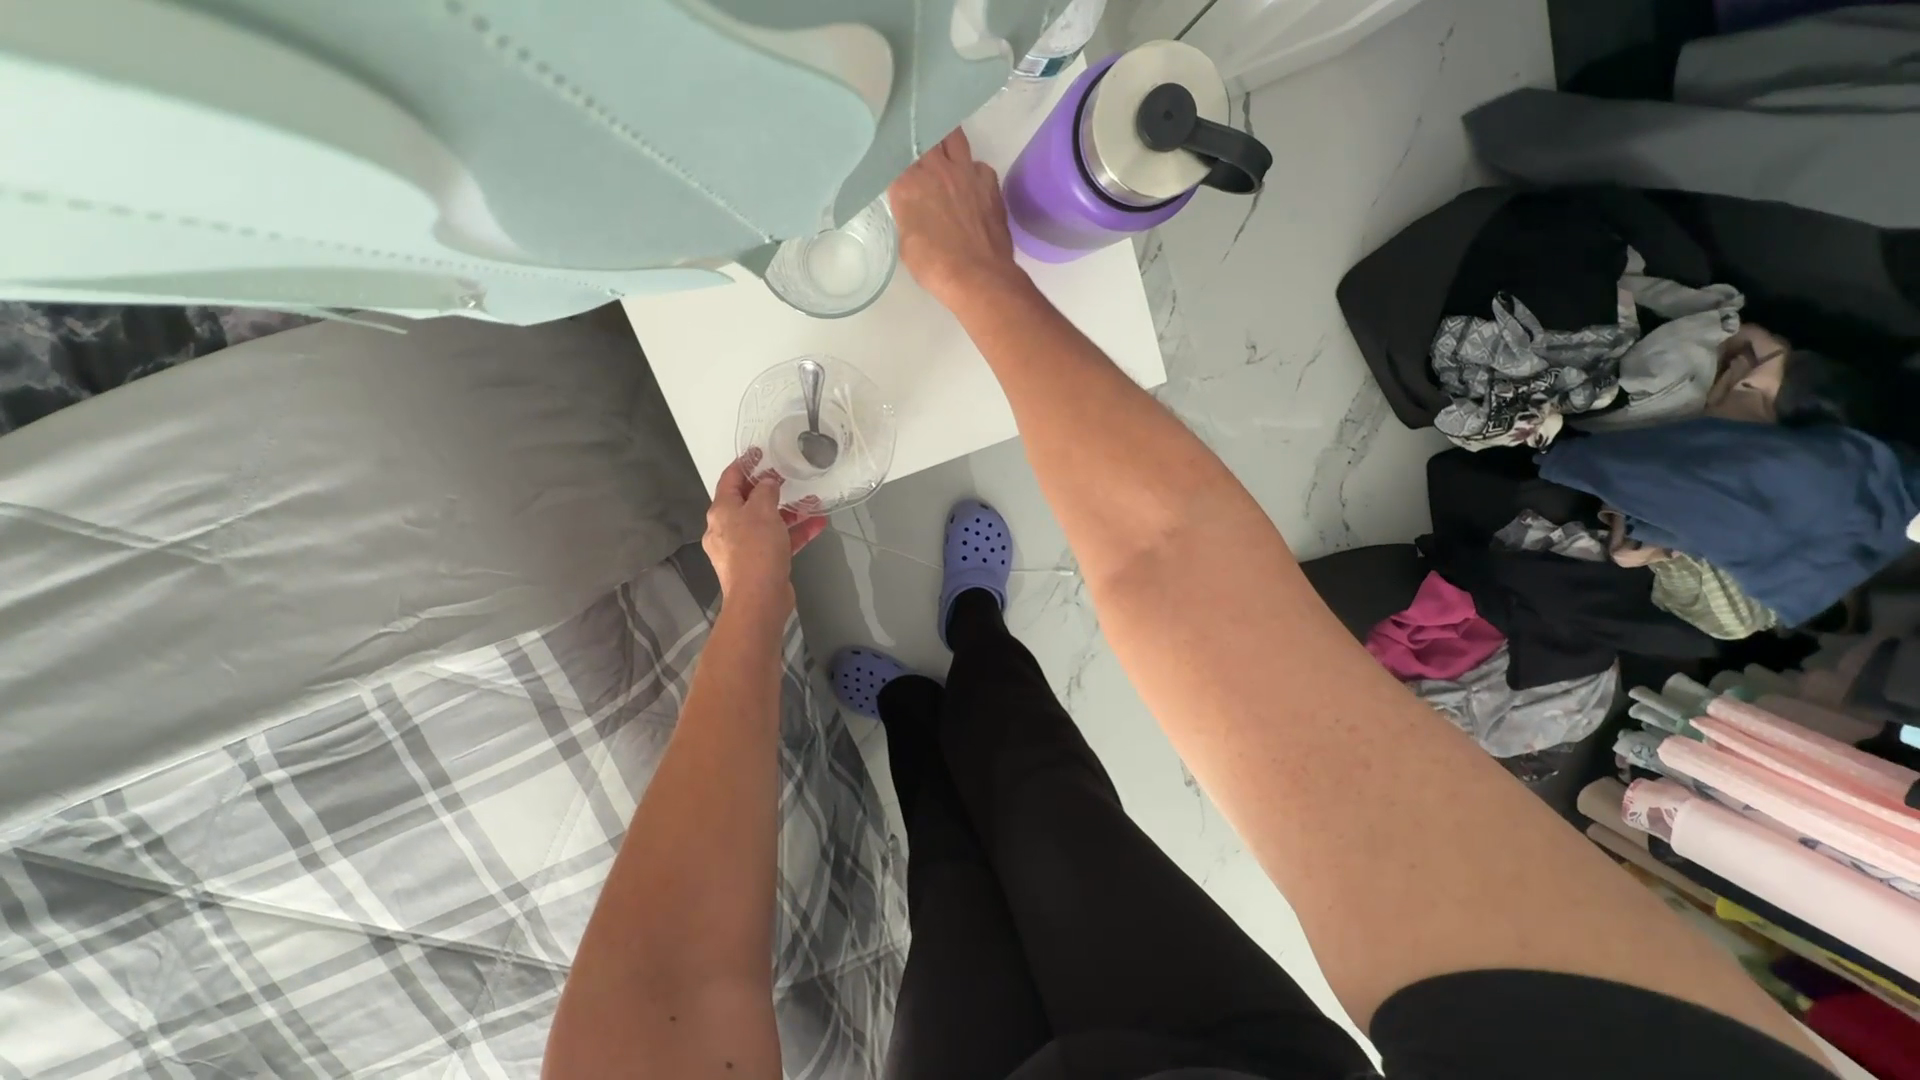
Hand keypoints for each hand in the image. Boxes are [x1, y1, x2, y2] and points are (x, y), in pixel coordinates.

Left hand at [702, 453, 829, 609]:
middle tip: (790, 477)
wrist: (758, 599)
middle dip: (772, 490)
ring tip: (813, 501)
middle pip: (749, 502)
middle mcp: (727, 529)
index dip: (744, 464)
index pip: (730, 479)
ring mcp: (743, 548)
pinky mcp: (760, 564)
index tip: (760, 453)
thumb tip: (768, 482)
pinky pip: (778, 542)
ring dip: (789, 512)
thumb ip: (766, 490)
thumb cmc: (756, 549)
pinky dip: (795, 533)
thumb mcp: (762, 511)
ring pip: (767, 523)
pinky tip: (818, 525)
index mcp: (721, 512)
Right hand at [889, 129, 1023, 309]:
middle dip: (921, 134)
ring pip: (955, 136)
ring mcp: (966, 173)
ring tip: (944, 150)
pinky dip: (973, 171)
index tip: (893, 154)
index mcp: (908, 184)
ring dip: (947, 140)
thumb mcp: (906, 244)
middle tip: (919, 142)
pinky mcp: (990, 183)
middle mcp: (936, 169)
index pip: (896, 153)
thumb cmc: (935, 266)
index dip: (894, 151)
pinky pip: (979, 166)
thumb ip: (907, 216)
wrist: (978, 277)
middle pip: (926, 132)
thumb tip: (912, 208)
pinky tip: (970, 184)